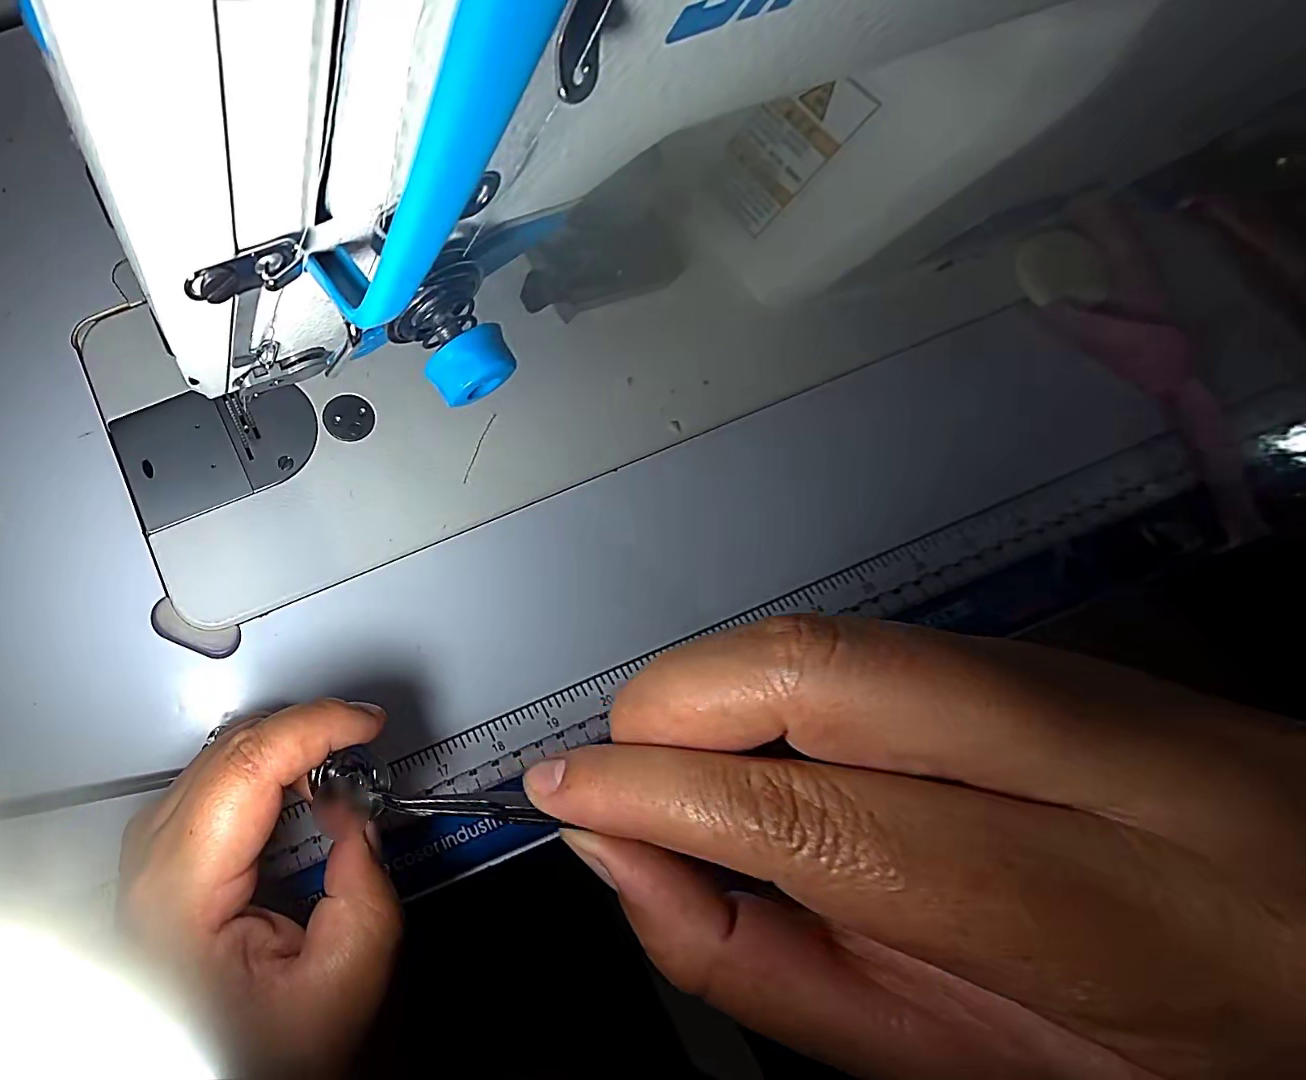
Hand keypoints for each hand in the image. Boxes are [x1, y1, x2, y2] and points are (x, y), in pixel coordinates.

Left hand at [118, 700, 400, 1076]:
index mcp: (177, 888)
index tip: (364, 722)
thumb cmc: (239, 1052)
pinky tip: (303, 784)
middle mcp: (152, 854)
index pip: (248, 762)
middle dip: (312, 734)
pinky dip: (273, 766)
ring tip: (338, 773)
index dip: (316, 726)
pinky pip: (224, 771)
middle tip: (360, 752)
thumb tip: (356, 818)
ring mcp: (153, 841)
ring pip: (231, 749)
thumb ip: (364, 895)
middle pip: (238, 746)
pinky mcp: (166, 839)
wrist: (196, 1063)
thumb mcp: (333, 991)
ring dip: (294, 748)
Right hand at [522, 616, 1305, 1078]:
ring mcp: (1055, 672)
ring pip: (801, 635)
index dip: (650, 793)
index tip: (554, 791)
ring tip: (682, 770)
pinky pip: (825, 638)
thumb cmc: (1146, 1052)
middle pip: (800, 665)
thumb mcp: (949, 1060)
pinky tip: (752, 744)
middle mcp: (1094, 748)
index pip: (809, 817)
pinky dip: (743, 682)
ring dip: (694, 693)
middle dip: (662, 710)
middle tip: (622, 778)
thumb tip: (611, 851)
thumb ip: (750, 960)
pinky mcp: (1008, 643)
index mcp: (1105, 910)